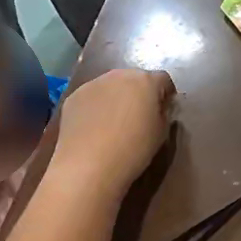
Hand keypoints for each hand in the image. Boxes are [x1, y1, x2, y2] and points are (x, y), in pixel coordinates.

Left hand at [44, 69, 175, 199]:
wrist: (88, 166)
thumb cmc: (133, 150)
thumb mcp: (161, 134)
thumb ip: (164, 114)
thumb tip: (160, 108)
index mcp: (146, 81)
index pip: (163, 80)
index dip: (165, 94)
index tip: (163, 111)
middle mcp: (119, 75)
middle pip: (135, 79)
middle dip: (139, 93)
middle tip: (138, 116)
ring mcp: (93, 84)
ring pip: (111, 87)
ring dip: (115, 98)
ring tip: (113, 124)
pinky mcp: (74, 96)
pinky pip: (91, 97)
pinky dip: (95, 107)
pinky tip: (93, 129)